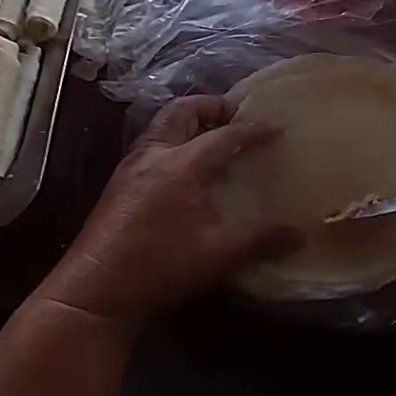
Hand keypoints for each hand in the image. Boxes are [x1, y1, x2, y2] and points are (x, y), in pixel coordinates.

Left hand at [35, 96, 300, 329]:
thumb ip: (260, 241)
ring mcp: (131, 167)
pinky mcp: (119, 183)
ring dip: (188, 121)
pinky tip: (181, 167)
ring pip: (161, 125)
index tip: (277, 127)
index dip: (253, 130)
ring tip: (210, 135)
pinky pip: (150, 144)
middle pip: (182, 111)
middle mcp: (154, 154)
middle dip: (211, 106)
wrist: (96, 289)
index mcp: (182, 164)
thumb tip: (300, 235)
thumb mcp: (218, 255)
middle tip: (234, 114)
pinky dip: (172, 139)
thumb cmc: (160, 266)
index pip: (224, 136)